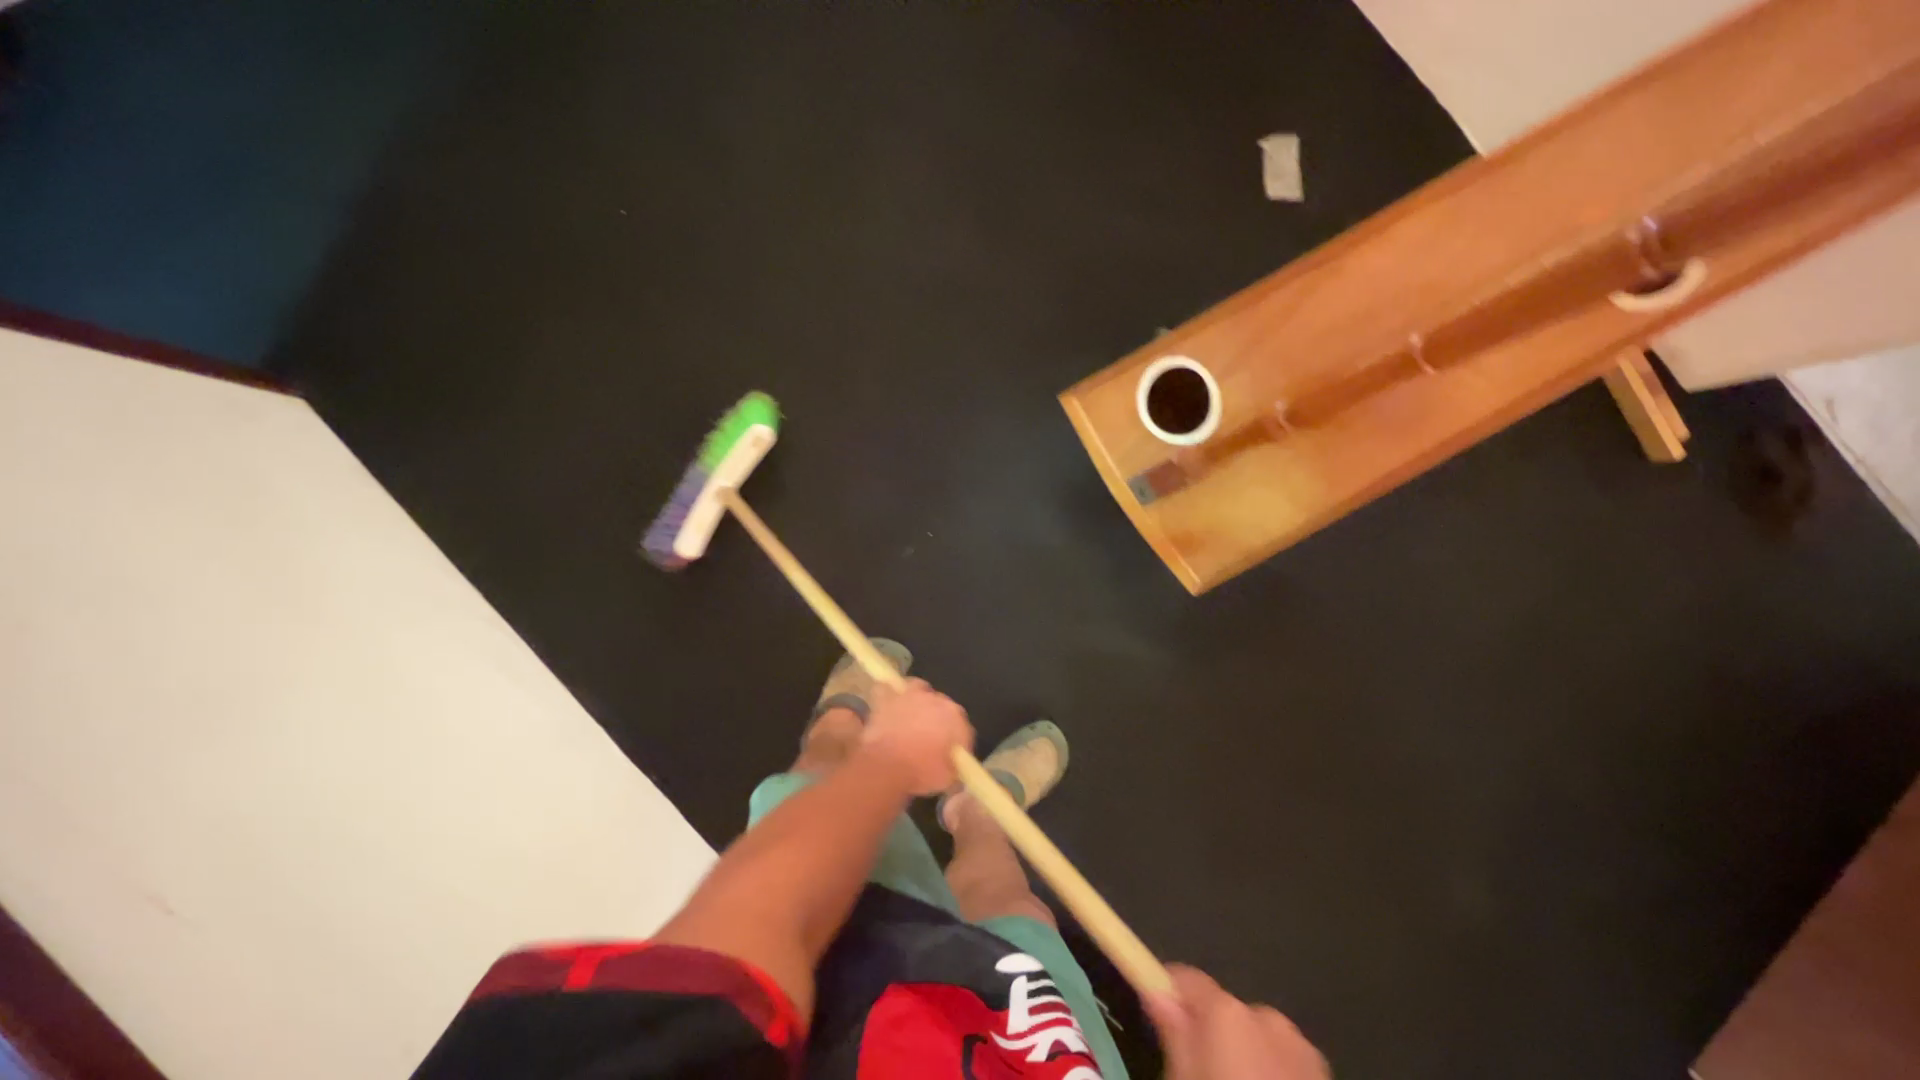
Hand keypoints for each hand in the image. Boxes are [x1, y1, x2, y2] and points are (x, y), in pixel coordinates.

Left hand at [861, 677, 973, 793]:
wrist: (887, 766)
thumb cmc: (921, 773)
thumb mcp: (946, 778)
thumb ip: (954, 765)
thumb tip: (953, 765)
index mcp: (957, 720)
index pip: (962, 727)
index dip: (955, 740)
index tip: (947, 753)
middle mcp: (938, 701)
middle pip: (941, 706)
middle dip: (936, 719)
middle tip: (927, 737)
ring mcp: (912, 696)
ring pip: (918, 689)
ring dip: (916, 699)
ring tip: (909, 714)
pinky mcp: (888, 697)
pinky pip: (888, 689)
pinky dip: (888, 695)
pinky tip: (887, 705)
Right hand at [1145, 965, 1328, 1079]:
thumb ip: (1173, 1037)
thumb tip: (1158, 996)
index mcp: (1226, 1014)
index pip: (1186, 980)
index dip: (1167, 994)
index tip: (1156, 1020)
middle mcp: (1266, 1018)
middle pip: (1223, 1012)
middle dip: (1207, 1036)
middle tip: (1194, 1076)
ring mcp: (1301, 1048)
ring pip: (1255, 1038)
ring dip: (1241, 1057)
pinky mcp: (1322, 1075)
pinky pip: (1283, 1061)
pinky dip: (1268, 1074)